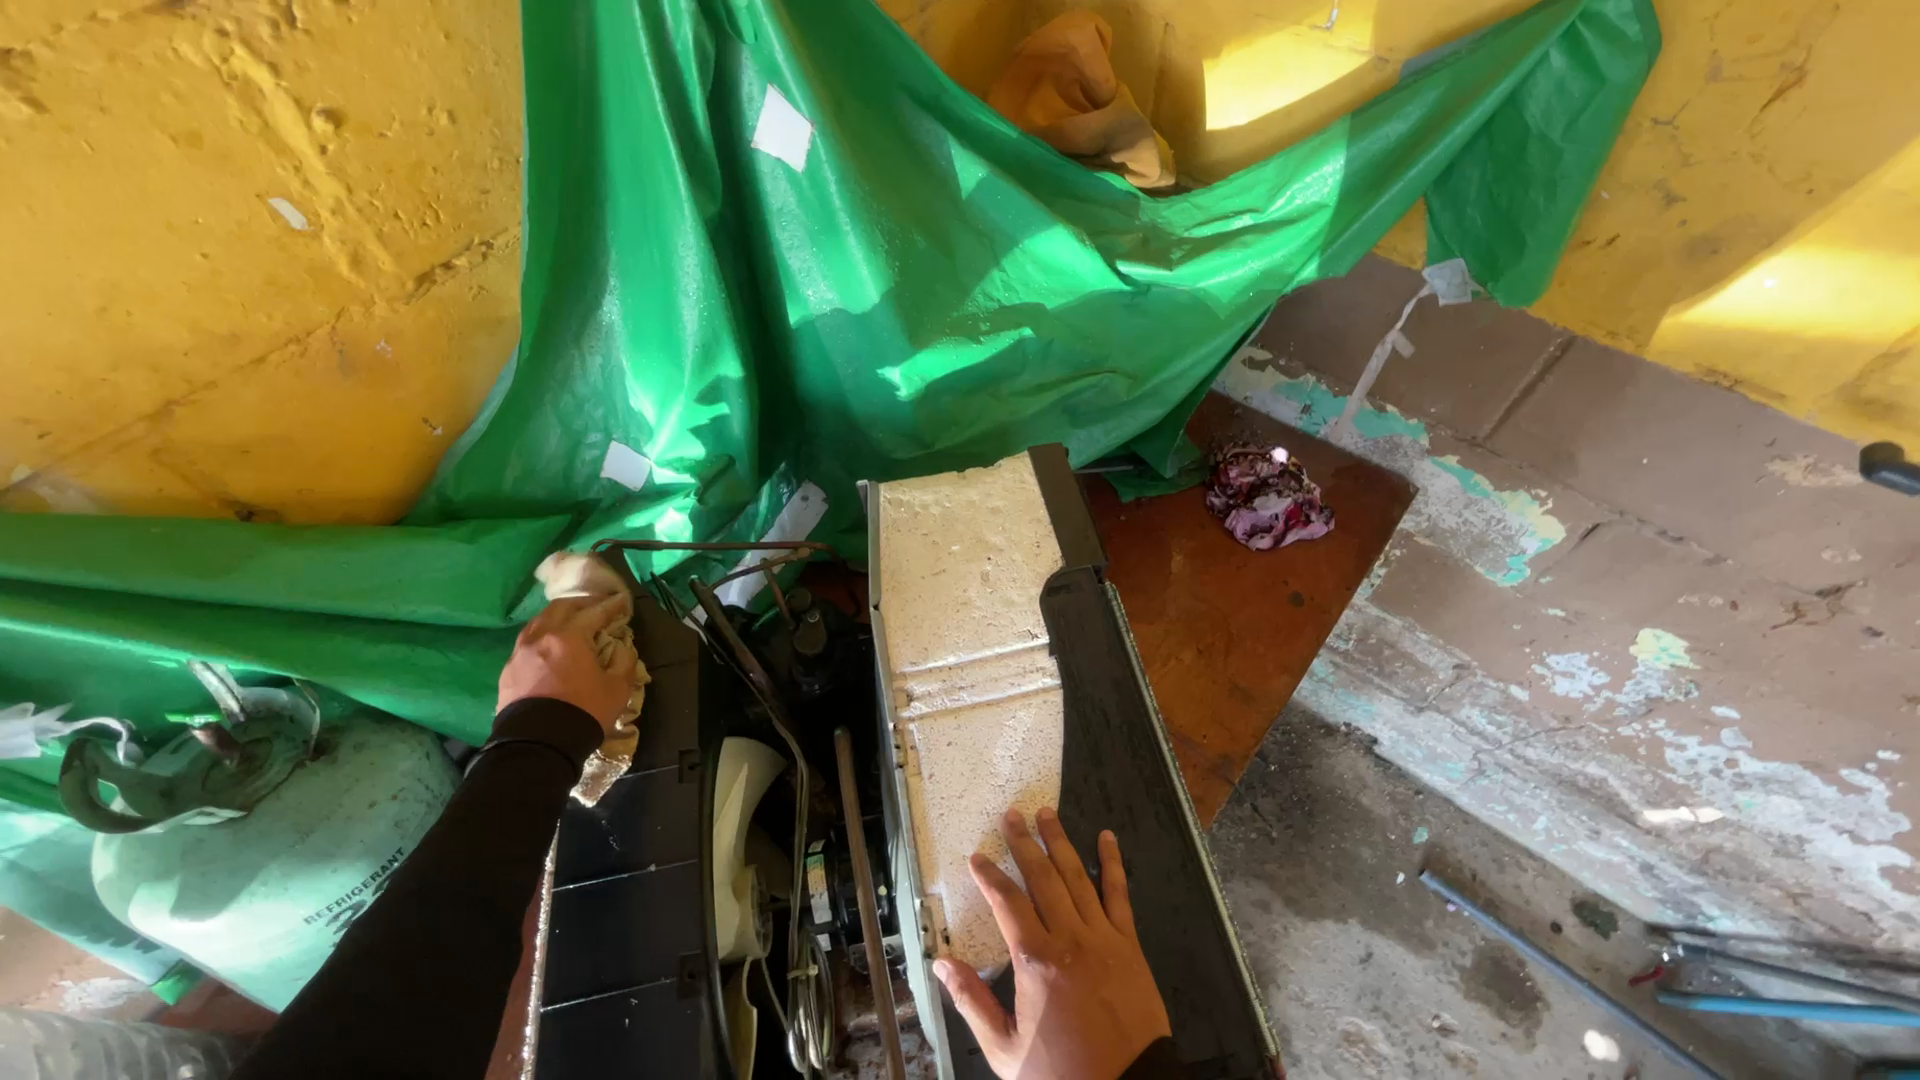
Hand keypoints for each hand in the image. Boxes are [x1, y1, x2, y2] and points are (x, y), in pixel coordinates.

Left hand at [496, 594, 636, 736]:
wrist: (538, 745)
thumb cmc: (584, 711)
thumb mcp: (618, 688)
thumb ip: (624, 661)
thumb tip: (622, 648)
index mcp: (569, 637)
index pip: (595, 612)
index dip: (611, 605)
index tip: (622, 600)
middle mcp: (541, 637)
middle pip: (560, 608)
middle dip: (581, 604)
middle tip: (597, 608)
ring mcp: (520, 653)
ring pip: (539, 622)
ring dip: (558, 618)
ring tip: (571, 624)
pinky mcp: (508, 670)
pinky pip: (527, 643)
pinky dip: (543, 637)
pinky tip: (550, 648)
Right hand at [936, 808, 1172, 1079]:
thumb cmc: (1062, 1072)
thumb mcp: (1006, 1050)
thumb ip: (973, 1003)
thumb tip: (941, 964)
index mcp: (1035, 961)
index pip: (1007, 903)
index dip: (990, 876)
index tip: (977, 857)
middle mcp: (1069, 938)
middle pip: (1042, 878)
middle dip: (1023, 843)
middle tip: (1011, 815)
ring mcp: (1102, 937)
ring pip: (1077, 877)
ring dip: (1060, 842)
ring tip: (1046, 814)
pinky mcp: (1129, 943)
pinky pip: (1119, 895)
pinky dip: (1112, 863)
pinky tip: (1107, 838)